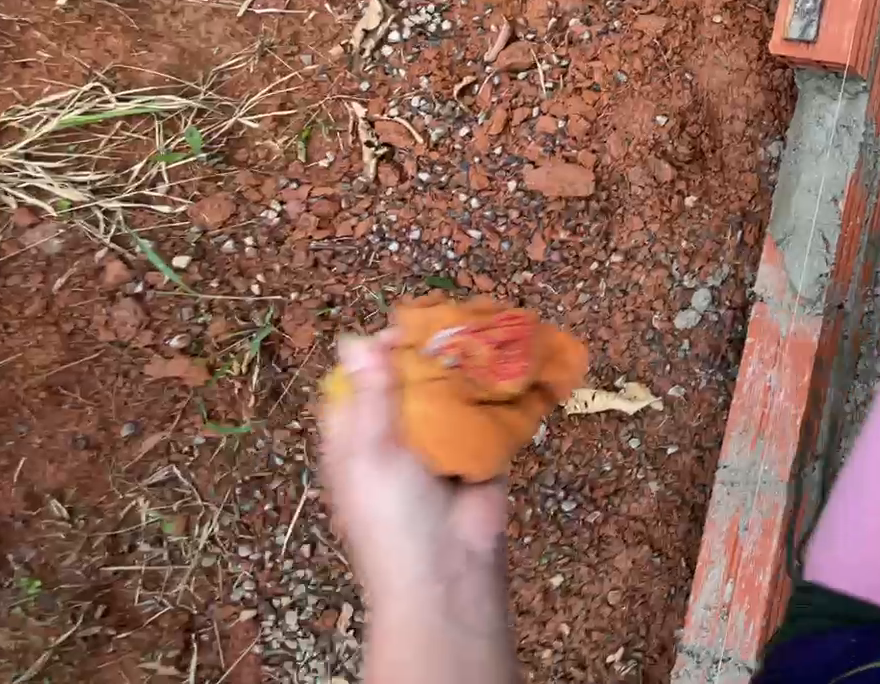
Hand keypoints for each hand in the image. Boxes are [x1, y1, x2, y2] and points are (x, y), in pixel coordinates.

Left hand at [319, 333, 516, 683]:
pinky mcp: (486, 440)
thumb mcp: (373, 453)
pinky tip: (523, 358)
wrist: (451, 563)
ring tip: (499, 327)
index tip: (412, 323)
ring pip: (460, 386)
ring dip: (479, 360)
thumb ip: (372, 396)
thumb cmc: (395, 515)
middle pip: (418, 376)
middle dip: (441, 348)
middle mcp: (403, 429)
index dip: (382, 349)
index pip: (363, 379)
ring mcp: (446, 435)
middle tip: (465, 316)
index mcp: (361, 434)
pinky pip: (496, 405)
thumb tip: (356, 338)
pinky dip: (508, 384)